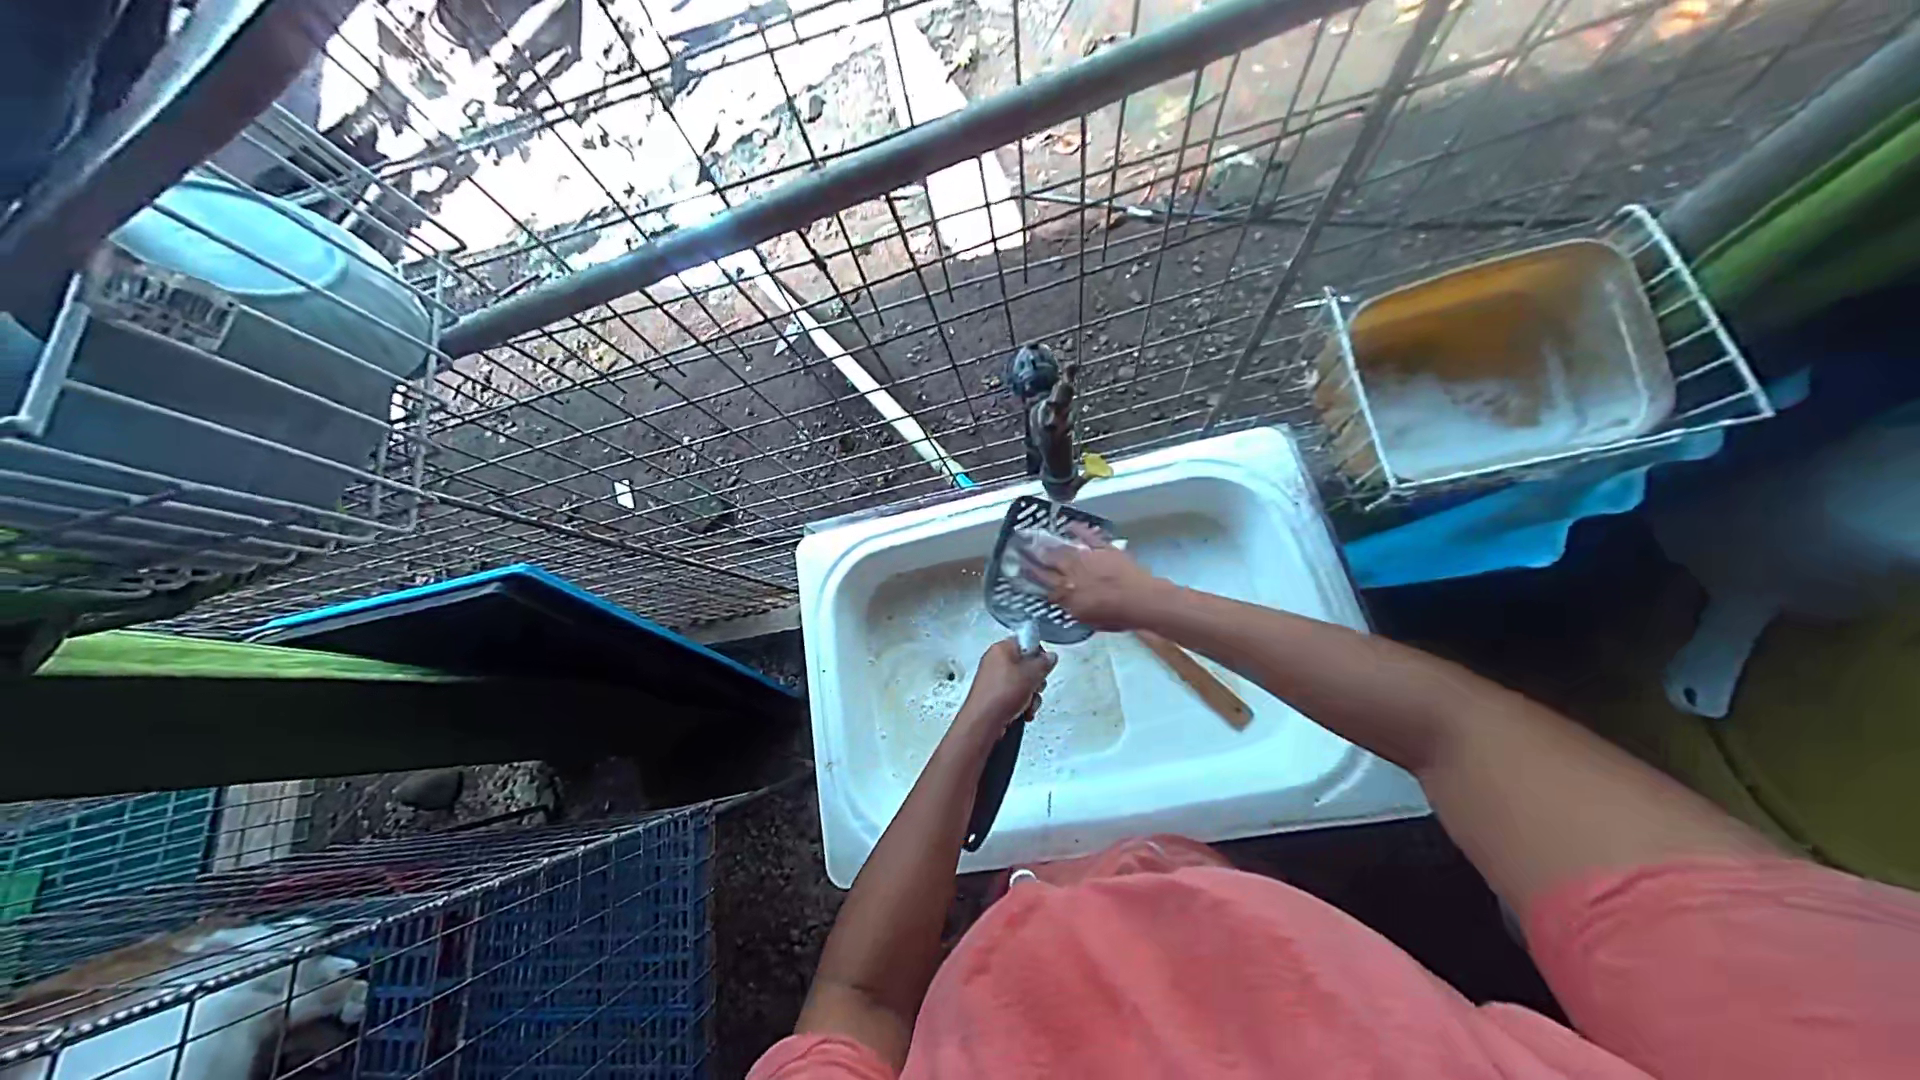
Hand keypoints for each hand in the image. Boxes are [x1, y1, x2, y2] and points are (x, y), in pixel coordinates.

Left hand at [955, 638, 1055, 738]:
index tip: (1044, 664)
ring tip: (1026, 703)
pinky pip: (1015, 696)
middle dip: (1035, 680)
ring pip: (1023, 683)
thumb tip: (1050, 657)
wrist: (985, 721)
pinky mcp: (994, 696)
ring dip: (1031, 696)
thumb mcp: (1032, 674)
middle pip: (1026, 665)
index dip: (1038, 653)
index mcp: (1001, 649)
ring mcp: (994, 680)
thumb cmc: (1001, 695)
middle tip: (1034, 686)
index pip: (1026, 641)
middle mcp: (995, 662)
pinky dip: (1022, 705)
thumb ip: (1044, 663)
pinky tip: (1022, 712)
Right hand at [1022, 525, 1165, 630]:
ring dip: (1049, 541)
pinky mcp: (1105, 549)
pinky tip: (1069, 524)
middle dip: (1034, 553)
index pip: (1042, 580)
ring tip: (1037, 535)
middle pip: (1049, 560)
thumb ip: (1068, 605)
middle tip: (1021, 544)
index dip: (1028, 572)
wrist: (1142, 601)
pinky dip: (1078, 528)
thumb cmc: (1115, 616)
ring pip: (1064, 547)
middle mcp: (1074, 571)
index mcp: (1067, 591)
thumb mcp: (1085, 618)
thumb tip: (1055, 595)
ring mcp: (1089, 557)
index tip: (1017, 566)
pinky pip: (1088, 535)